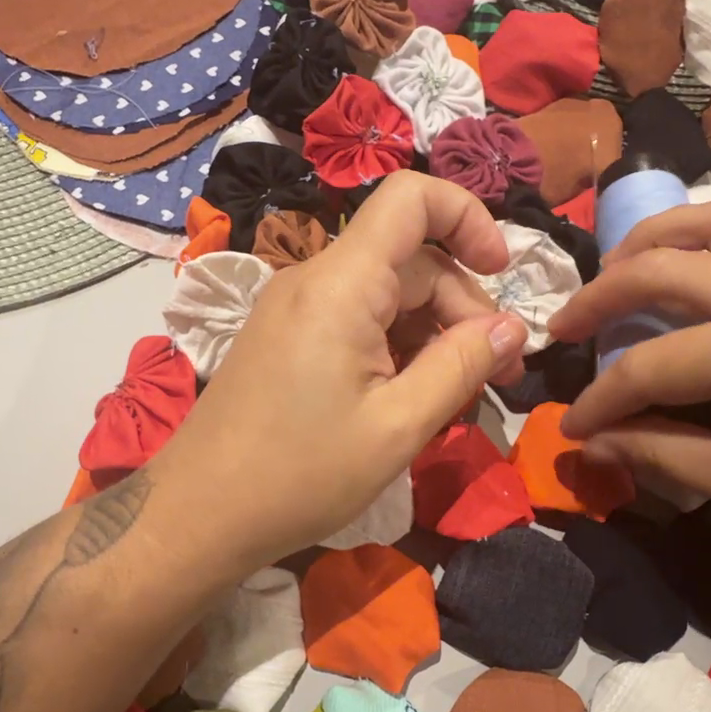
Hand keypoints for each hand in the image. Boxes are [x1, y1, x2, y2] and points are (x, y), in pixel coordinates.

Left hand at [148, 172, 527, 572]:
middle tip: (499, 373)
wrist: (199, 513)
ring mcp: (295, 308)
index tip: (502, 273)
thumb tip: (512, 327)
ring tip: (462, 394)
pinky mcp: (286, 337)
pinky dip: (397, 345)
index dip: (468, 217)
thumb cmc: (300, 475)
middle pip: (410, 258)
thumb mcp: (398, 426)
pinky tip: (415, 395)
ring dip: (434, 332)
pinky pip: (357, 318)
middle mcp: (314, 279)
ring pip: (387, 292)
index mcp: (341, 284)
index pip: (411, 198)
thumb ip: (461, 366)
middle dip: (463, 305)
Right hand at [548, 199, 710, 581]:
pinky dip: (705, 241)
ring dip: (652, 240)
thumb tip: (591, 443)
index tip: (567, 429)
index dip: (598, 400)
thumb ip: (665, 456)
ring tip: (616, 273)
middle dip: (600, 295)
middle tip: (564, 328)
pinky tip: (690, 276)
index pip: (648, 364)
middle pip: (666, 266)